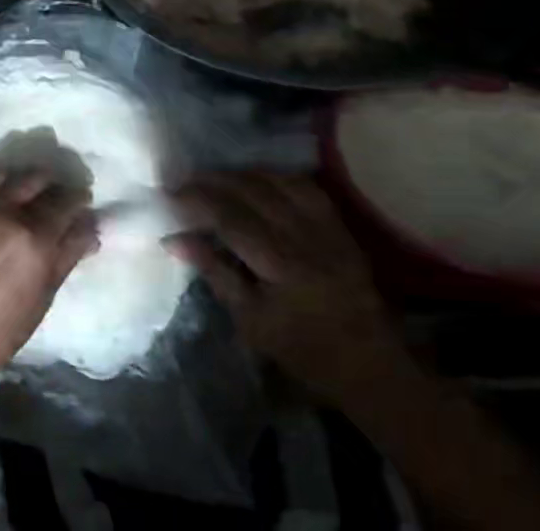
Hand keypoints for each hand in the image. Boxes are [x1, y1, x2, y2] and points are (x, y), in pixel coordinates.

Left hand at [0, 164, 97, 390]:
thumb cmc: (4, 328)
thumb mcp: (45, 294)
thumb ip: (68, 256)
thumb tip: (90, 231)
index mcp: (35, 240)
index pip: (67, 204)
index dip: (81, 202)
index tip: (86, 205)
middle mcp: (9, 215)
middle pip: (43, 183)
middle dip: (60, 186)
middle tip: (68, 196)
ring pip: (17, 177)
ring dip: (35, 179)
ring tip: (43, 189)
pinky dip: (7, 181)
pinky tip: (14, 190)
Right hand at [166, 172, 405, 398]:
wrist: (371, 364)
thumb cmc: (303, 349)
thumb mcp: (251, 321)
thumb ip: (214, 272)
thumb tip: (174, 240)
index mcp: (280, 264)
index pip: (228, 217)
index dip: (195, 201)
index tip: (169, 195)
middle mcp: (303, 235)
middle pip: (251, 191)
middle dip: (212, 180)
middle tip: (184, 180)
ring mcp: (325, 226)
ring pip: (277, 181)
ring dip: (241, 174)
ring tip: (214, 177)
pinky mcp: (339, 225)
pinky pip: (304, 186)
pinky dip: (275, 176)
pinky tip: (257, 179)